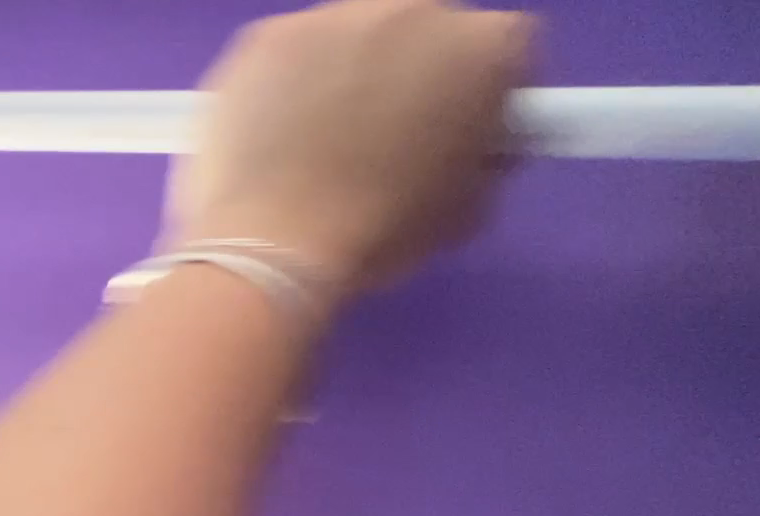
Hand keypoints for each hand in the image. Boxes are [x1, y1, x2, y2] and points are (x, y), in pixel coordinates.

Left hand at [165, 0, 535, 295]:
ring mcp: (333, 19)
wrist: (271, 248)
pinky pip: (280, 58)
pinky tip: (262, 135)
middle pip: (415, 37)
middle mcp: (418, 9)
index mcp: (490, 46)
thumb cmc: (373, 238)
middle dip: (396, 80)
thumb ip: (479, 159)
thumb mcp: (462, 210)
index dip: (464, 100)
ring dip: (333, 77)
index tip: (437, 135)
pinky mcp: (263, 39)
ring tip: (303, 142)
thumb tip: (469, 151)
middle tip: (361, 140)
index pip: (497, 57)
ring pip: (343, 41)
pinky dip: (275, 89)